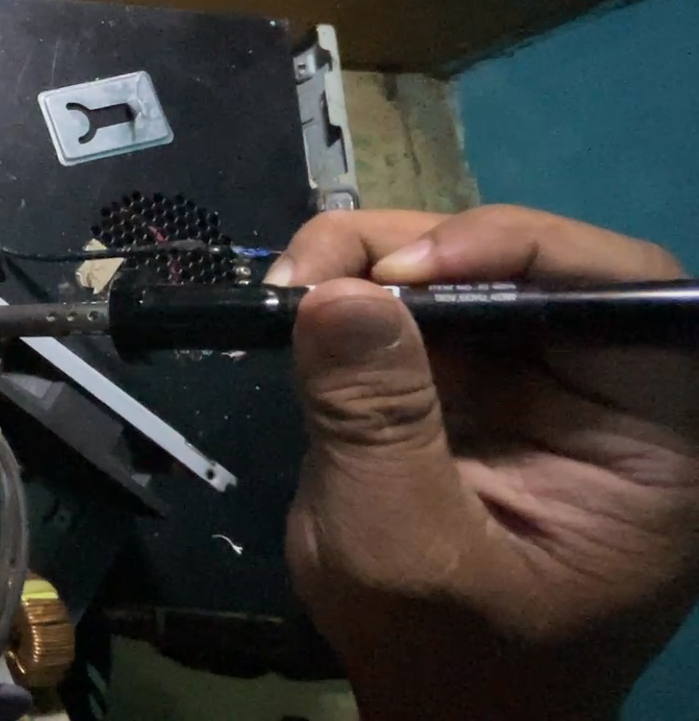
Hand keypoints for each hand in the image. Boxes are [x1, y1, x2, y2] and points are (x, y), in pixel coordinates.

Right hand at [267, 206, 698, 718]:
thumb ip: (376, 419)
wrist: (424, 691)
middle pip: (512, 262)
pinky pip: (386, 308)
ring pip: (437, 271)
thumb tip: (335, 294)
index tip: (400, 271)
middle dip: (399, 248)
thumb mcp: (400, 537)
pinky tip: (288, 308)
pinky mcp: (432, 382)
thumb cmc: (442, 643)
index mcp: (642, 435)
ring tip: (283, 291)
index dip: (522, 249)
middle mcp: (581, 388)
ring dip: (351, 263)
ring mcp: (503, 380)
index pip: (623, 292)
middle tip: (302, 277)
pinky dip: (330, 293)